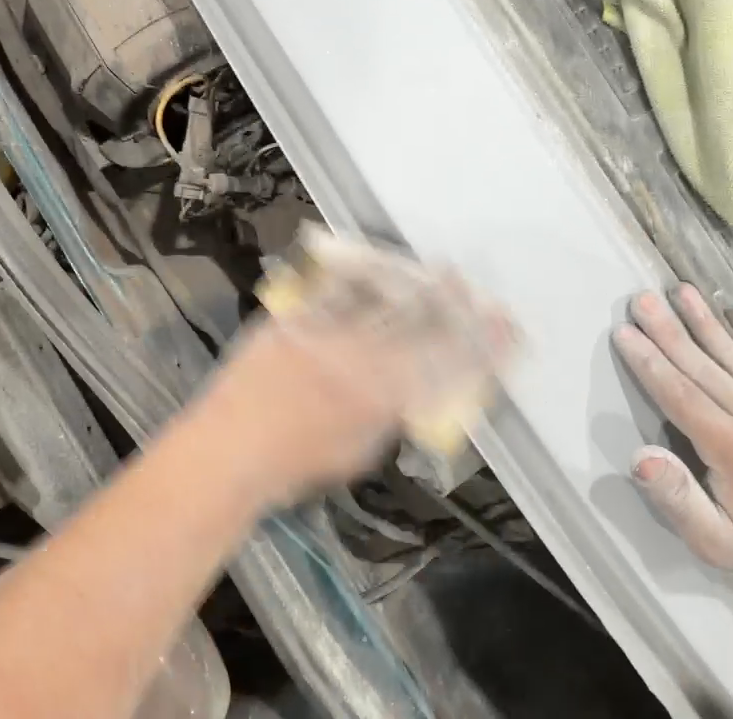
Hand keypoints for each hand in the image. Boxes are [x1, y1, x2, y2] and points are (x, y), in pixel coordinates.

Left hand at [203, 237, 517, 504]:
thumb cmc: (293, 465)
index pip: (445, 366)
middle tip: (482, 294)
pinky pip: (336, 292)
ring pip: (383, 304)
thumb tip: (416, 392)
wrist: (226, 450)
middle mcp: (359, 359)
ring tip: (446, 272)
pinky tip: (383, 266)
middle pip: (421, 328)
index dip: (480, 349)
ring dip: (420, 286)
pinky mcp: (297, 318)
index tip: (506, 333)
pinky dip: (364, 278)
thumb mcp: (360, 451)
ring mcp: (327, 334)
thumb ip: (392, 417)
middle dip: (457, 309)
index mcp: (379, 397)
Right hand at [613, 284, 732, 576]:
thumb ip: (676, 498)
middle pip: (701, 365)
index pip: (679, 394)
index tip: (624, 332)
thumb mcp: (710, 538)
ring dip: (705, 320)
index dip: (648, 362)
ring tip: (681, 289)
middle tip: (641, 298)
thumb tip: (641, 458)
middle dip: (667, 330)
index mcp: (731, 448)